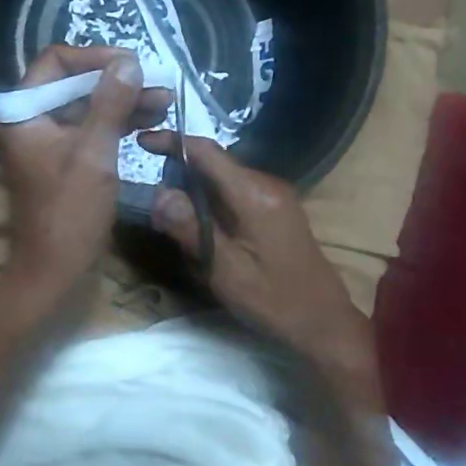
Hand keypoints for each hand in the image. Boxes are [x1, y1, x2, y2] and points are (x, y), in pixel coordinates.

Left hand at [0, 46, 170, 292]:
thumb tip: (129, 62)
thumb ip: (110, 103)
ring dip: (123, 100)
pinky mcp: (65, 156)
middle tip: (157, 84)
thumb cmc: (69, 211)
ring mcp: (48, 138)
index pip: (56, 62)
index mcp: (22, 111)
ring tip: (164, 100)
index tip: (133, 63)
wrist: (55, 268)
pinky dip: (118, 121)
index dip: (94, 57)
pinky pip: (91, 127)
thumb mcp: (94, 153)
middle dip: (116, 80)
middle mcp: (30, 118)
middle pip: (74, 82)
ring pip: (87, 104)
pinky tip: (150, 118)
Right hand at [137, 131, 369, 361]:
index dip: (173, 142)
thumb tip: (158, 192)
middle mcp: (266, 185)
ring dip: (194, 187)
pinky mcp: (275, 210)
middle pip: (214, 163)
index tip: (141, 141)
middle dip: (179, 169)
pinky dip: (210, 200)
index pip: (207, 152)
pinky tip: (198, 224)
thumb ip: (190, 228)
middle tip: (149, 191)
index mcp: (254, 194)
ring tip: (167, 211)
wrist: (324, 324)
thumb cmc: (274, 300)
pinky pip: (234, 192)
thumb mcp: (224, 270)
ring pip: (222, 178)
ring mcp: (274, 196)